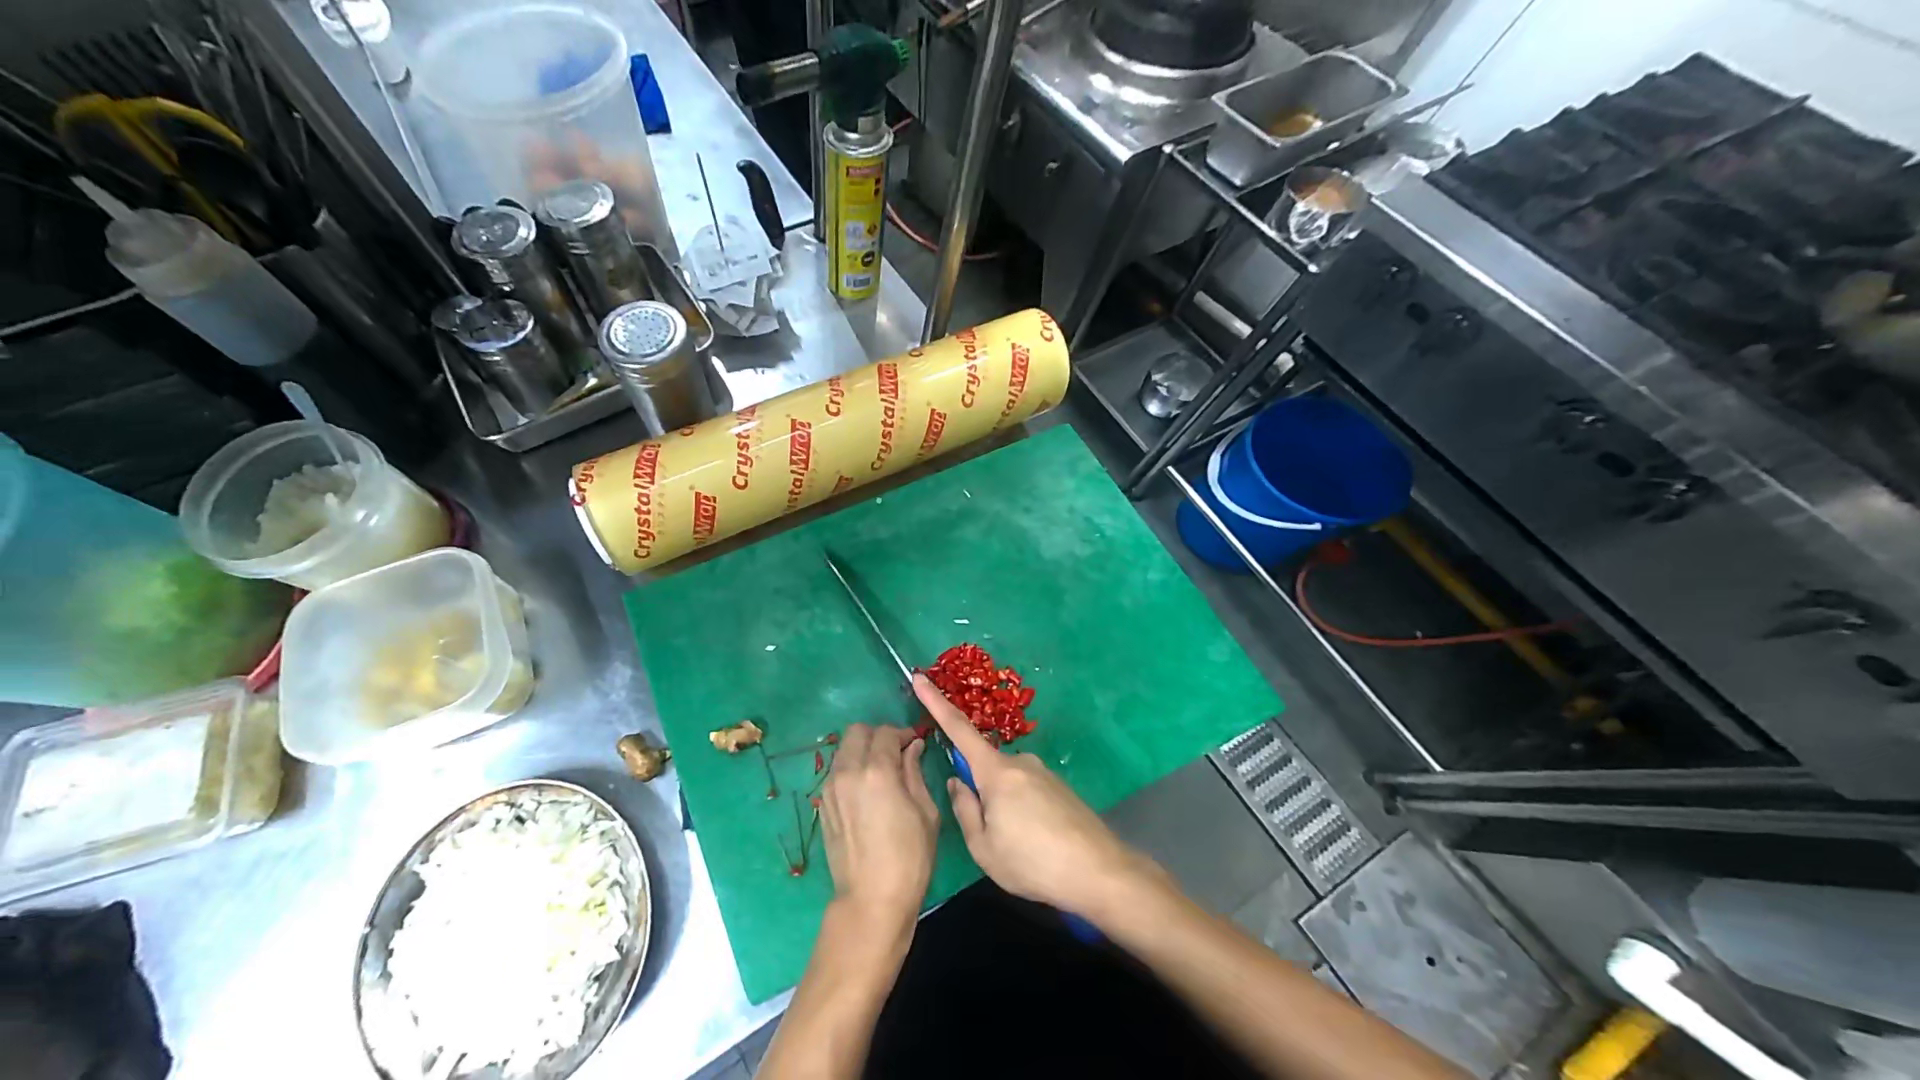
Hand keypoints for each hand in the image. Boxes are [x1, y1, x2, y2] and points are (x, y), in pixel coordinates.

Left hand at [818, 723, 939, 926]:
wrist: (872, 899)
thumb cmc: (910, 857)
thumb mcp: (925, 811)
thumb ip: (915, 772)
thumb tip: (912, 748)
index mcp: (877, 771)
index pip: (886, 733)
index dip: (903, 733)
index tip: (915, 743)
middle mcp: (848, 772)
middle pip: (857, 732)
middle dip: (878, 735)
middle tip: (895, 752)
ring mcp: (830, 789)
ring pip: (843, 749)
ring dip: (862, 750)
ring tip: (881, 771)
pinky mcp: (823, 805)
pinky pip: (836, 772)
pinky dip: (851, 769)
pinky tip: (867, 790)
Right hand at [915, 674, 1157, 921]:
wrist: (1098, 871)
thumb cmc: (1033, 862)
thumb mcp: (984, 847)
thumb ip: (964, 809)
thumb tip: (957, 782)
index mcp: (996, 772)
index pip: (958, 729)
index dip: (936, 703)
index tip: (919, 678)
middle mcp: (1020, 762)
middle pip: (985, 766)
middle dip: (978, 792)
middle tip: (991, 835)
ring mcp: (1043, 772)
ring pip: (1006, 782)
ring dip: (1002, 806)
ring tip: (1018, 848)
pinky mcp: (1059, 786)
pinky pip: (1026, 790)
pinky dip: (1021, 811)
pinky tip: (1034, 843)